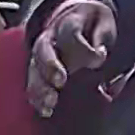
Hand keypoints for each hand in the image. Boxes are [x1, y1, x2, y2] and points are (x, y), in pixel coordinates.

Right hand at [28, 0, 116, 117]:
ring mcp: (39, 57)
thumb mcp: (103, 23)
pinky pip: (31, 86)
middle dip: (51, 67)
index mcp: (67, 23)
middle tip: (60, 82)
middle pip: (43, 51)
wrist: (75, 26)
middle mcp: (48, 39)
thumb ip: (102, 36)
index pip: (71, 34)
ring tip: (50, 104)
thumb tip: (100, 53)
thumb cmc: (91, 27)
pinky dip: (37, 100)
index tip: (100, 59)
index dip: (85, 49)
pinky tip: (46, 111)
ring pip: (34, 71)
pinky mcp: (36, 74)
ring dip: (41, 89)